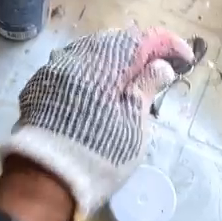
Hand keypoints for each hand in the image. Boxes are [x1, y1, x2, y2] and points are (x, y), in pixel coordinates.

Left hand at [0, 26, 196, 220]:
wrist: (45, 180)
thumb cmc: (100, 153)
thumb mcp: (134, 124)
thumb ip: (146, 88)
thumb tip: (160, 65)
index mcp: (105, 62)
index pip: (141, 39)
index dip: (166, 44)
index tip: (184, 59)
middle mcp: (76, 56)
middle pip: (112, 42)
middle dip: (137, 52)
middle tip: (156, 69)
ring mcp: (52, 69)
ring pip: (89, 53)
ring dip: (111, 62)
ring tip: (127, 82)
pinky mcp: (38, 86)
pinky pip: (70, 69)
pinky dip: (89, 75)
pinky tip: (96, 92)